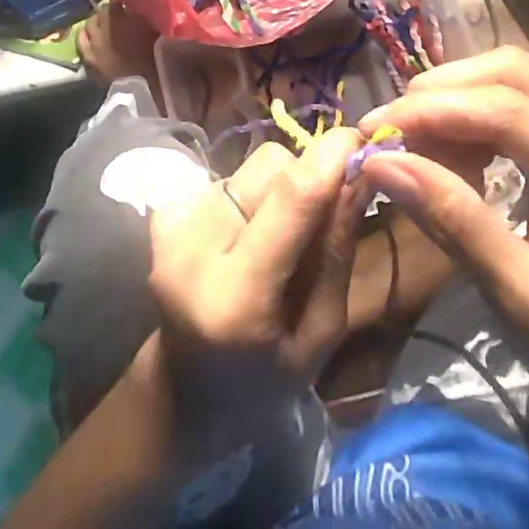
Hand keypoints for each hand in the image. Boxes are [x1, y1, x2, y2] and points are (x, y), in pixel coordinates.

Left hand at [147, 128, 367, 443]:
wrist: (185, 389)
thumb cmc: (266, 379)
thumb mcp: (321, 332)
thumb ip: (337, 250)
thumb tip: (360, 173)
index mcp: (235, 296)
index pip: (292, 199)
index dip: (331, 157)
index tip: (366, 138)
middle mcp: (192, 248)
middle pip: (272, 166)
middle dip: (309, 178)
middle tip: (322, 217)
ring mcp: (169, 225)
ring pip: (252, 166)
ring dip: (279, 189)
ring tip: (277, 238)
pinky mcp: (162, 213)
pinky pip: (230, 177)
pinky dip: (251, 198)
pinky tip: (245, 237)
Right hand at [359, 47, 528, 409]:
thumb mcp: (519, 300)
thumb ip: (453, 222)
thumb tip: (379, 161)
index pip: (516, 114)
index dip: (437, 112)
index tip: (374, 130)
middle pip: (521, 75)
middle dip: (444, 93)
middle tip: (390, 132)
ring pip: (521, 79)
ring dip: (457, 101)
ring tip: (417, 146)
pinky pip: (528, 103)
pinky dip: (476, 118)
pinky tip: (453, 153)